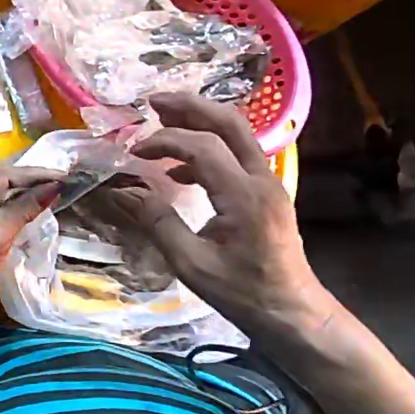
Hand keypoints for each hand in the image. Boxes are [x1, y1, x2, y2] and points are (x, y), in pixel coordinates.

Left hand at [0, 164, 61, 324]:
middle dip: (31, 184)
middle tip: (63, 183)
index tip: (65, 176)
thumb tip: (54, 187)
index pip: (3, 175)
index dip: (36, 175)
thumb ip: (24, 209)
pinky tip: (29, 210)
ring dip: (22, 196)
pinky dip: (10, 210)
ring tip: (52, 194)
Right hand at [109, 93, 333, 339]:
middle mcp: (262, 179)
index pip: (202, 147)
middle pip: (229, 123)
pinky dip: (208, 148)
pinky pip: (237, 154)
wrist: (292, 312)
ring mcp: (269, 183)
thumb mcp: (191, 263)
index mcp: (244, 196)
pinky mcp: (266, 192)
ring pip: (237, 134)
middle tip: (153, 101)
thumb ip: (157, 222)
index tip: (133, 152)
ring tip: (163, 122)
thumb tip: (122, 192)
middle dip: (190, 106)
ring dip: (200, 121)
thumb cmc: (242, 292)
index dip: (164, 141)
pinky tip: (179, 169)